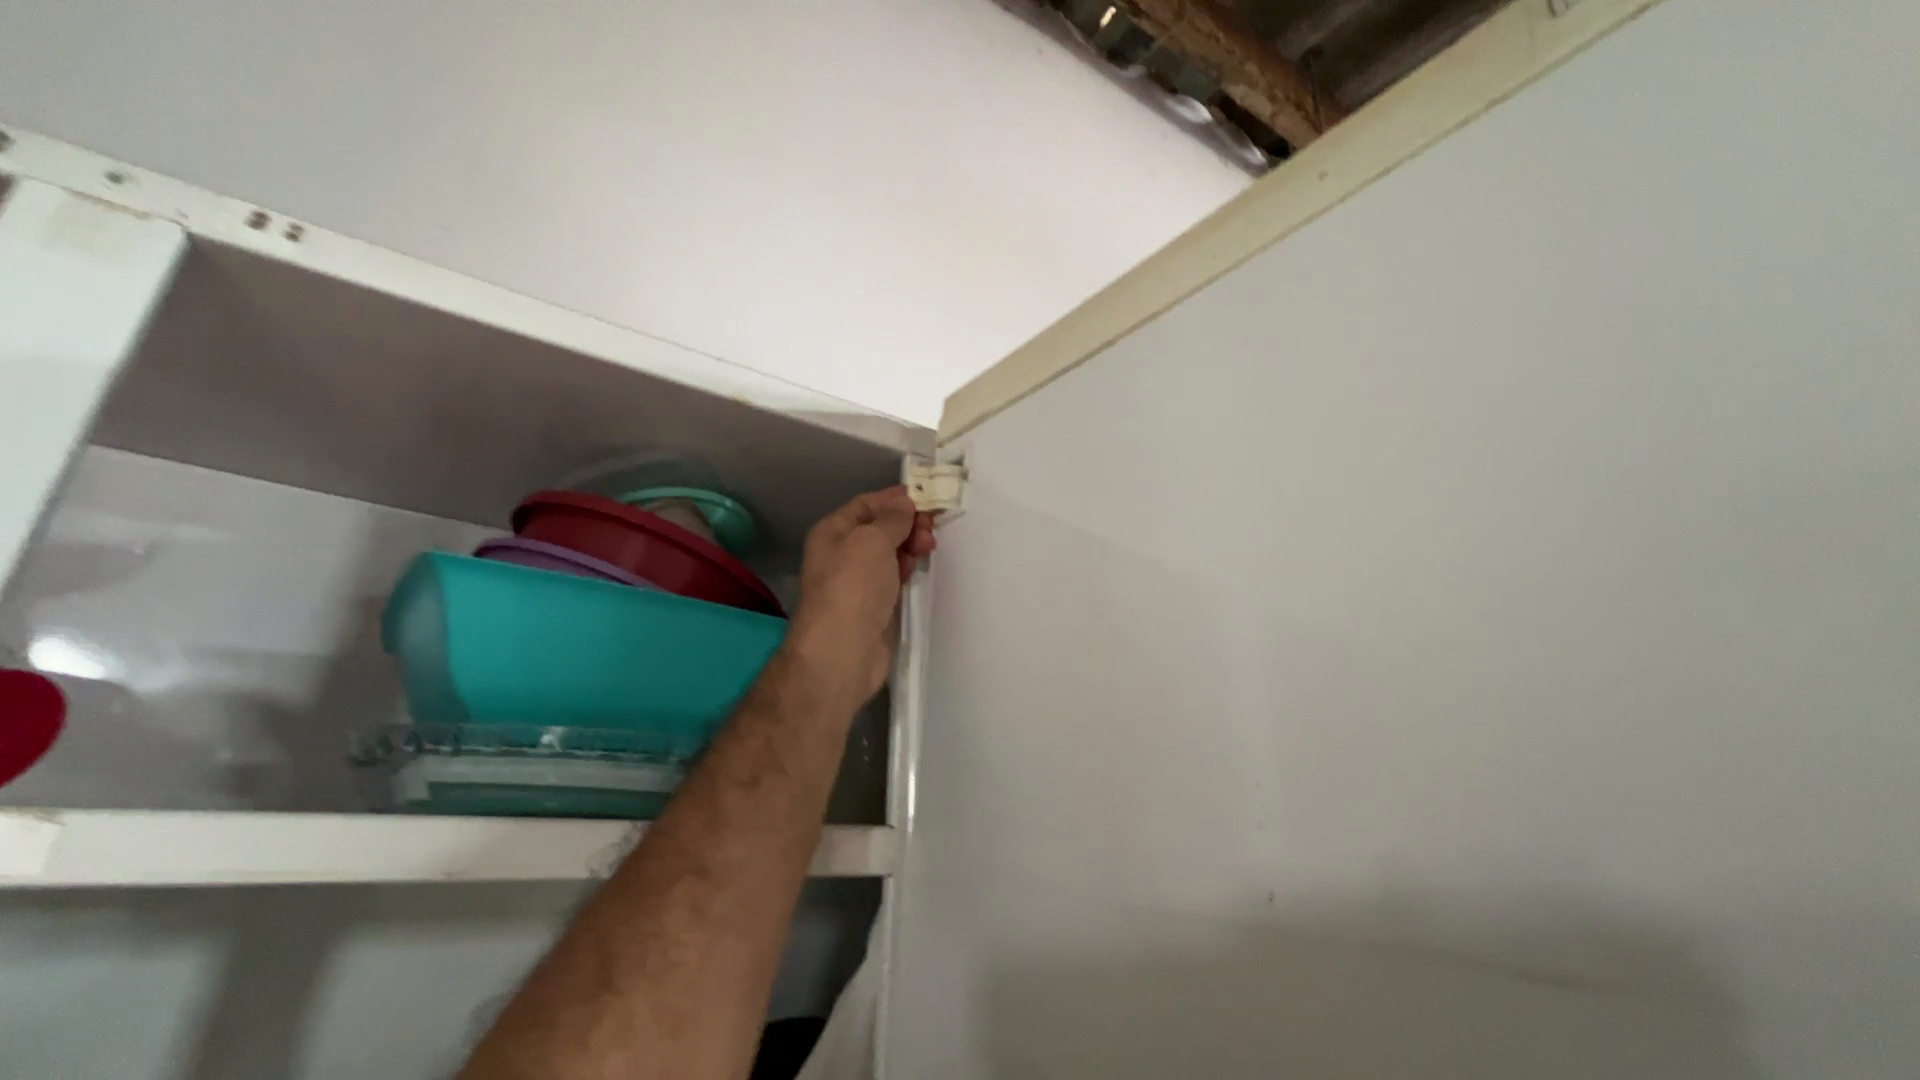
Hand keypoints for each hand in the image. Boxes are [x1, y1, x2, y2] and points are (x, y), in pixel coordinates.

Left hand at [787, 486, 936, 706]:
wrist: (843, 652)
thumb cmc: (852, 587)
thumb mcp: (872, 541)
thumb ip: (892, 519)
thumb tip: (904, 503)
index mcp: (832, 532)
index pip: (866, 504)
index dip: (895, 499)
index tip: (928, 498)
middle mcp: (842, 554)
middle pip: (880, 529)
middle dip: (907, 524)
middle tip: (930, 532)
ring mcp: (859, 582)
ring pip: (890, 554)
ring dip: (910, 547)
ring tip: (928, 550)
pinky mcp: (875, 607)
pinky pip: (895, 579)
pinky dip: (909, 571)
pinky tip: (920, 570)